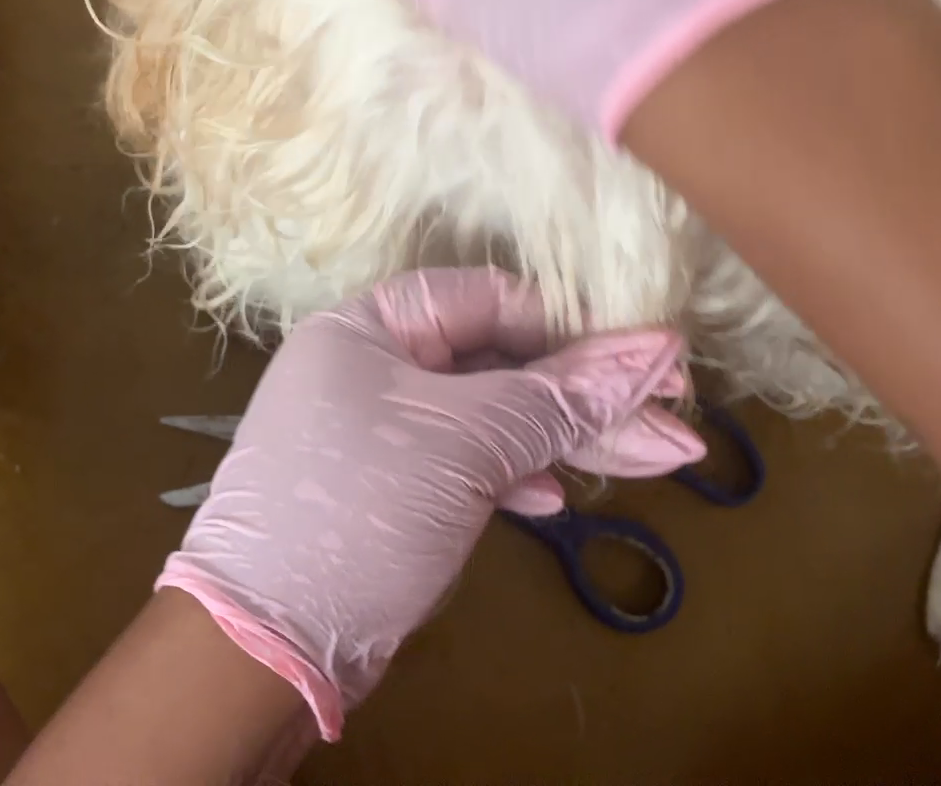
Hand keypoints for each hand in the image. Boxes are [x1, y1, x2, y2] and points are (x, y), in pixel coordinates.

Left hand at [157, 268, 702, 738]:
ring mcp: (382, 429)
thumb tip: (660, 351)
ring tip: (657, 459)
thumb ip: (560, 397)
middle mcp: (371, 365)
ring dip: (563, 439)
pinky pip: (465, 461)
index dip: (562, 324)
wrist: (267, 641)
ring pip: (489, 416)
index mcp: (368, 326)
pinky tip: (553, 496)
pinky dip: (511, 474)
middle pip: (495, 361)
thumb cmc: (363, 506)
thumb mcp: (466, 441)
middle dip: (584, 395)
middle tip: (674, 420)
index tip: (636, 358)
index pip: (483, 298)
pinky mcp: (394, 486)